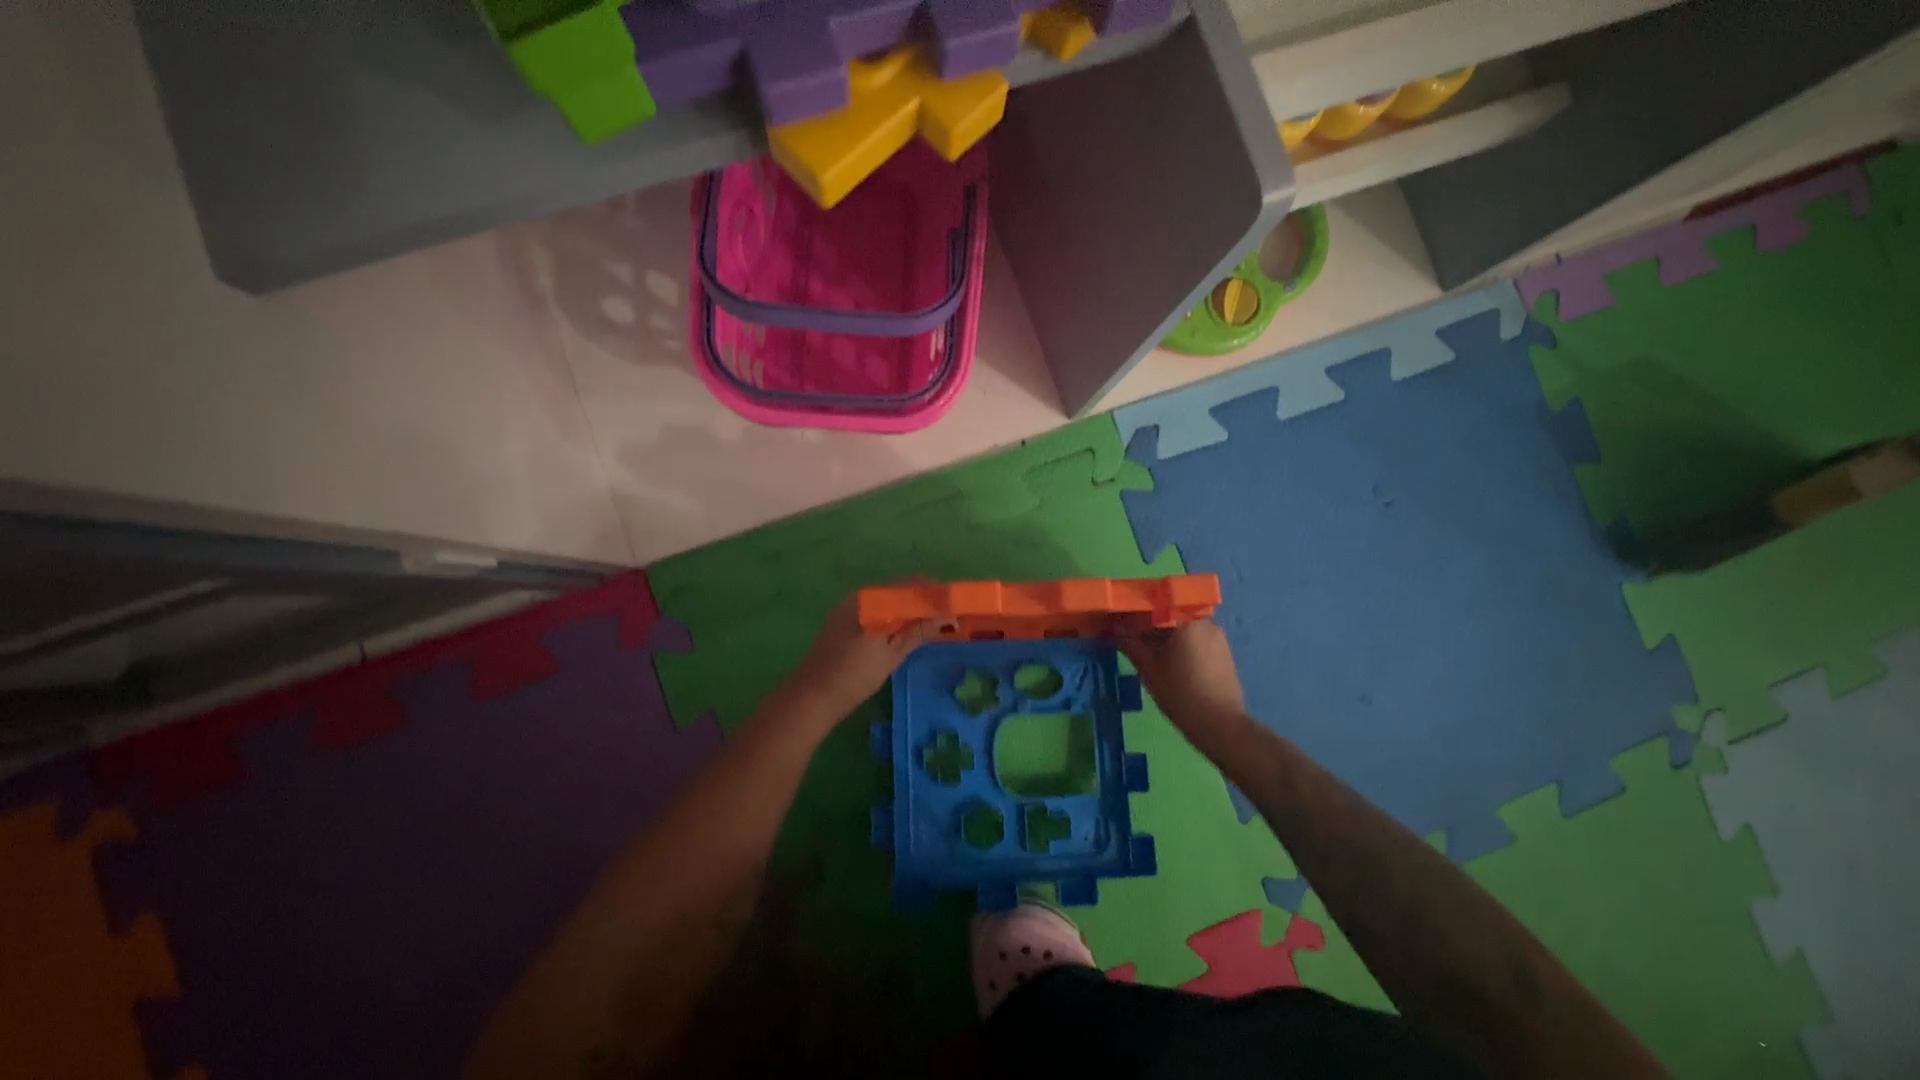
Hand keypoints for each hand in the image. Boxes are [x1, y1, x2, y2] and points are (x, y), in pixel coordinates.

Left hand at [781, 594, 935, 724]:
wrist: (812, 696)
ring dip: (908, 612)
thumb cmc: (855, 675)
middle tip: (946, 620)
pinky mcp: (843, 623)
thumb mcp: (892, 653)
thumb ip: (919, 630)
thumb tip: (947, 616)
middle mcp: (859, 597)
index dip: (934, 594)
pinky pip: (875, 613)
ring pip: (887, 604)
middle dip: (923, 603)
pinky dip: (893, 620)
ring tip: (930, 629)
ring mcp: (849, 609)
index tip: (954, 607)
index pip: (911, 585)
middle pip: (899, 592)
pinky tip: (904, 634)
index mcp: (871, 599)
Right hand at [1117, 620, 1254, 758]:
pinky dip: (1182, 648)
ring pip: (1185, 631)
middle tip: (1133, 642)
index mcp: (1186, 621)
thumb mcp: (1149, 668)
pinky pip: (1197, 643)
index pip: (1155, 608)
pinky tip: (1171, 664)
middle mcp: (1205, 623)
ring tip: (1151, 655)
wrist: (1219, 724)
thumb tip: (1116, 629)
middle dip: (1152, 628)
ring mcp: (1218, 638)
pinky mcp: (1224, 654)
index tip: (1121, 625)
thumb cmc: (1179, 692)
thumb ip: (1131, 644)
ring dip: (1167, 638)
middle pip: (1171, 618)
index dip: (1135, 616)